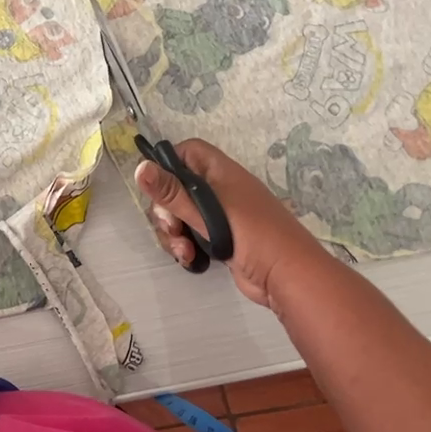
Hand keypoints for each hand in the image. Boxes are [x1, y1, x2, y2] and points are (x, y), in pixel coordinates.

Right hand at [136, 139, 329, 311]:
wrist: (291, 279)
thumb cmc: (253, 236)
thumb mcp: (207, 212)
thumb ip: (171, 191)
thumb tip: (139, 166)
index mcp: (220, 174)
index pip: (188, 152)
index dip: (168, 163)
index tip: (157, 185)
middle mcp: (219, 191)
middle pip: (176, 188)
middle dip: (166, 210)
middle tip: (171, 227)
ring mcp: (220, 216)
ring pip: (180, 215)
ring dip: (173, 233)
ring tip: (183, 251)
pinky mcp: (219, 240)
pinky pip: (190, 235)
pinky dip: (185, 246)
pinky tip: (189, 260)